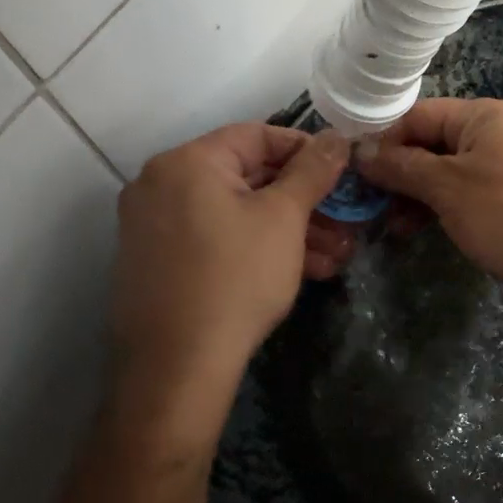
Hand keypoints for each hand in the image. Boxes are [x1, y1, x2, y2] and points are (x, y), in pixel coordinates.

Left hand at [113, 124, 347, 385]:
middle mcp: (161, 185)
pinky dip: (258, 248)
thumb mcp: (284, 218)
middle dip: (304, 201)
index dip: (307, 151)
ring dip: (290, 230)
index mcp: (187, 162)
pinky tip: (304, 271)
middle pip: (248, 177)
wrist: (177, 366)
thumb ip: (312, 171)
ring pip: (236, 214)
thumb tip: (336, 137)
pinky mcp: (159, 263)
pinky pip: (217, 240)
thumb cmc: (236, 278)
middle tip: (347, 221)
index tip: (344, 172)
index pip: (257, 136)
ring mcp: (155, 227)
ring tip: (336, 255)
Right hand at [356, 98, 502, 302]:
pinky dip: (439, 207)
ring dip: (414, 195)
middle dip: (397, 173)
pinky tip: (413, 230)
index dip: (383, 142)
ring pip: (446, 171)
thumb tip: (360, 151)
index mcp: (487, 115)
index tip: (351, 173)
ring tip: (387, 226)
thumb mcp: (448, 188)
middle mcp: (499, 132)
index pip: (419, 115)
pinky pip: (465, 191)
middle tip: (365, 206)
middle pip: (431, 143)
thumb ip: (401, 166)